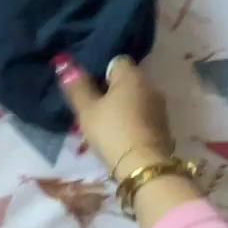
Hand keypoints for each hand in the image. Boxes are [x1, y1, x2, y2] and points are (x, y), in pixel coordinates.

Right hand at [54, 54, 175, 179]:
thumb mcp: (86, 110)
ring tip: (106, 123)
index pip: (116, 61)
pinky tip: (121, 134)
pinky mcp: (163, 125)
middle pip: (127, 80)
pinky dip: (133, 119)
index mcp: (131, 76)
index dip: (100, 72)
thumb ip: (77, 86)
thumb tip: (64, 63)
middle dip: (112, 90)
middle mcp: (150, 85)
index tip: (89, 90)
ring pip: (136, 98)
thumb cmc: (111, 131)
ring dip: (123, 106)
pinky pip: (143, 114)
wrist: (143, 166)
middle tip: (94, 108)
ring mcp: (160, 106)